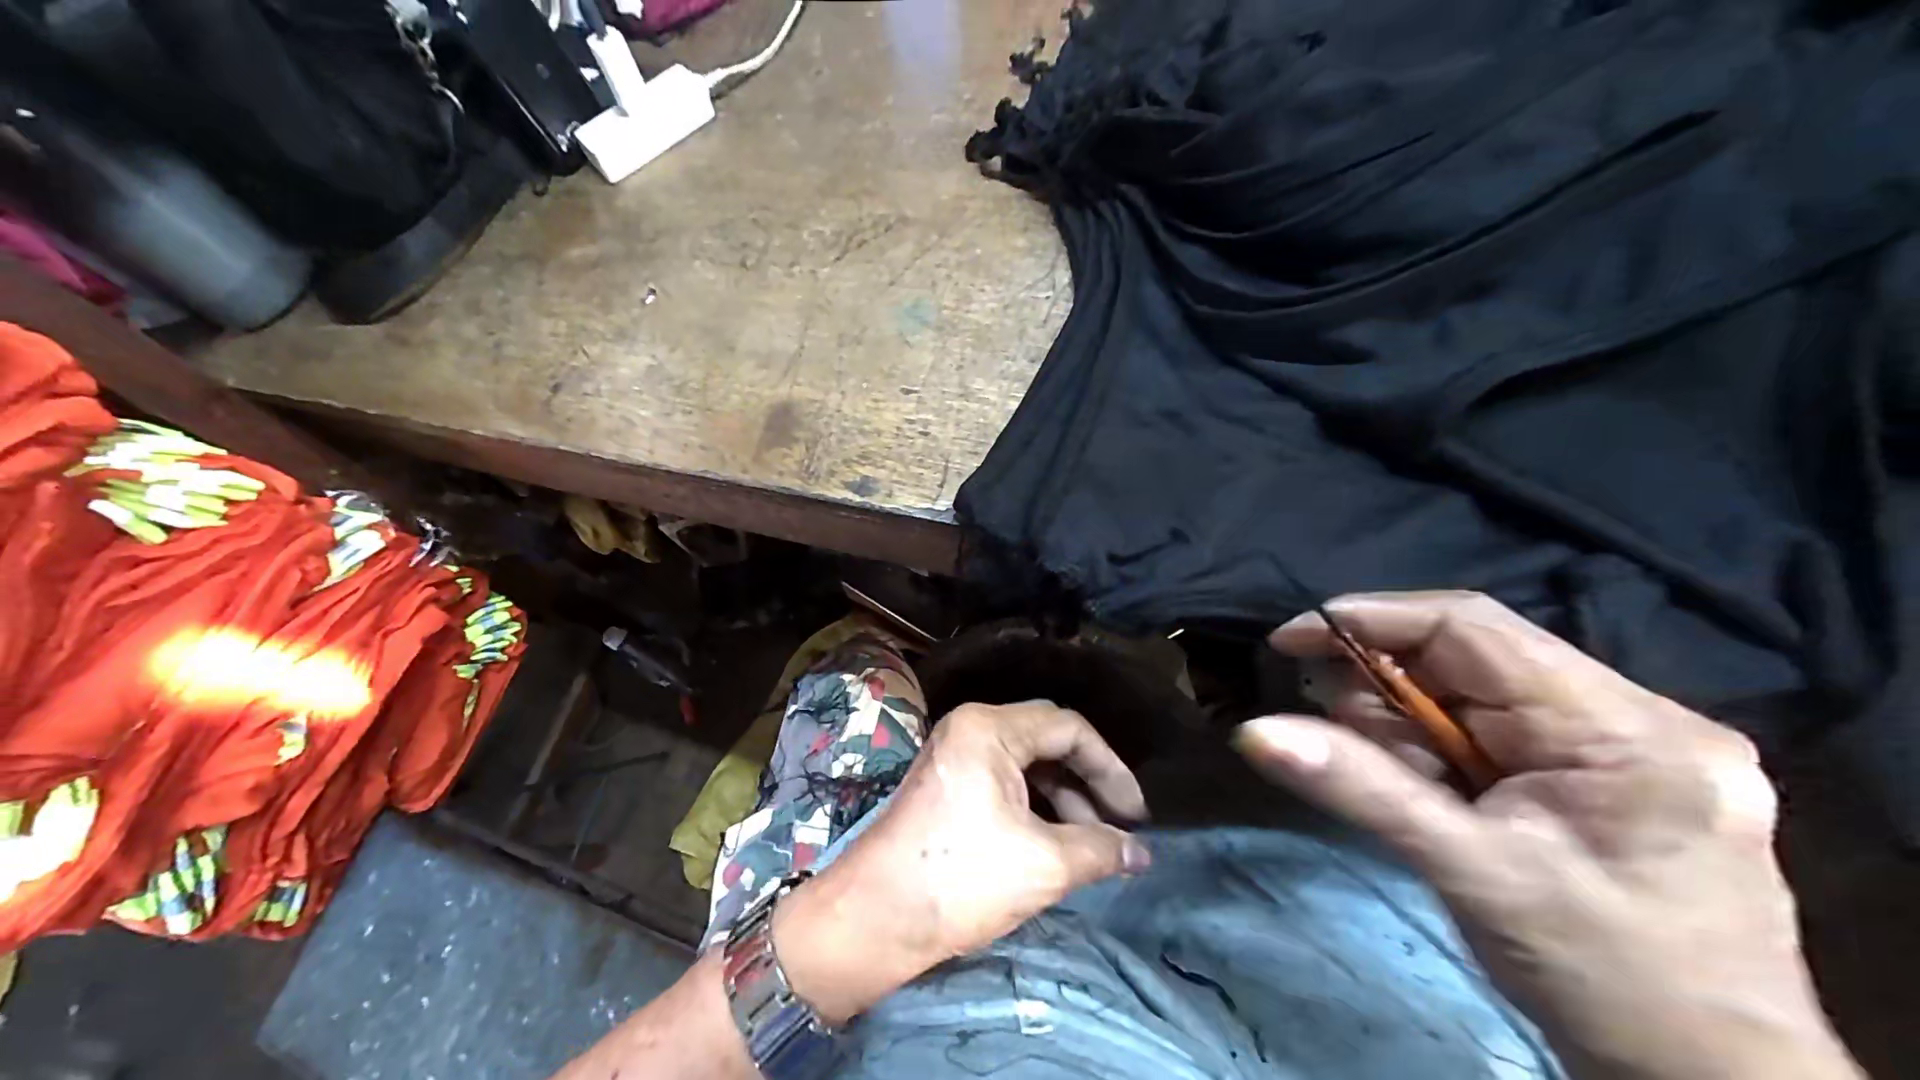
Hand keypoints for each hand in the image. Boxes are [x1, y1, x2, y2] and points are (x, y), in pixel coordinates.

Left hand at [770, 701, 1151, 1024]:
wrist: (872, 918)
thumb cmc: (960, 880)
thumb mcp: (1043, 864)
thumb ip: (1100, 849)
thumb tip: (1139, 853)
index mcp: (989, 729)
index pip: (1069, 728)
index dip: (1111, 769)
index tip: (1136, 816)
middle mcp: (970, 728)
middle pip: (1047, 741)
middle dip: (1089, 785)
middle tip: (1119, 831)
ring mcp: (954, 754)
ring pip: (1026, 764)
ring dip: (1064, 800)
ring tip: (1092, 846)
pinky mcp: (947, 784)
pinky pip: (1004, 781)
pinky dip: (1035, 807)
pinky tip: (1055, 843)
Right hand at [1238, 591, 1861, 1079]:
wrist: (1705, 1076)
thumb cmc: (1600, 975)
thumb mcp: (1468, 871)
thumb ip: (1361, 789)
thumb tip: (1254, 732)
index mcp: (1622, 726)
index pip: (1471, 626)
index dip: (1369, 619)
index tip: (1290, 640)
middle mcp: (1631, 712)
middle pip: (1467, 655)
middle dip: (1384, 686)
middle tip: (1337, 731)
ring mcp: (1619, 737)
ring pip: (1470, 688)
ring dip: (1405, 722)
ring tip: (1399, 779)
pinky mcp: (1599, 765)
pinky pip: (1488, 723)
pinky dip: (1433, 745)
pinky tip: (1432, 787)